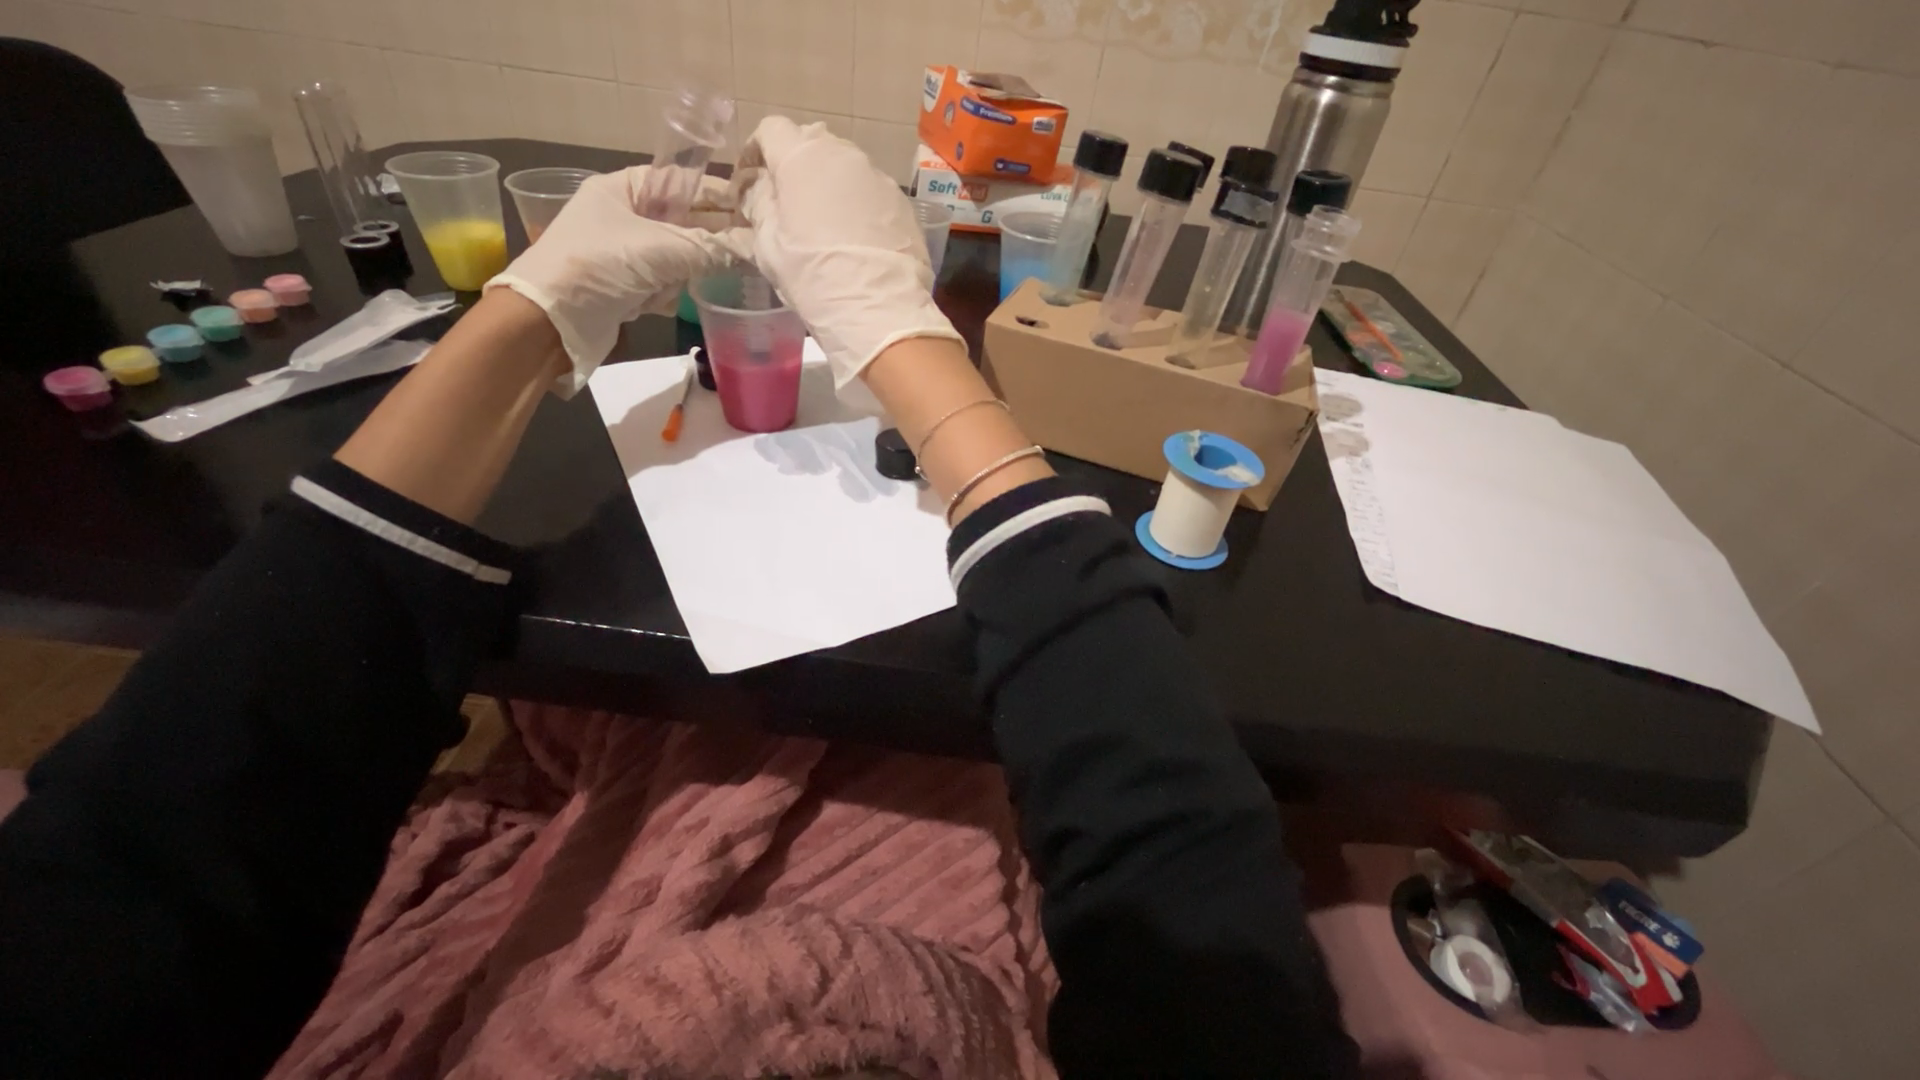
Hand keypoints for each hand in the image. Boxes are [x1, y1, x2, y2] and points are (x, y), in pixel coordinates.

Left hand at [486, 166, 747, 398]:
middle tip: (749, 246)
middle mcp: (623, 216)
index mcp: (622, 189)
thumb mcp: (659, 249)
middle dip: (709, 237)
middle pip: (682, 220)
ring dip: (688, 270)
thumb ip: (710, 248)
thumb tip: (754, 248)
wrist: (548, 321)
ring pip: (678, 255)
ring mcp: (624, 254)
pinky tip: (670, 301)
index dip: (716, 193)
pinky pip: (664, 283)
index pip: (680, 181)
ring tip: (706, 278)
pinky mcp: (626, 287)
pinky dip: (671, 292)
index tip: (752, 208)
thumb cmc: (597, 266)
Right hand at [732, 116, 962, 388]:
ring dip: (828, 185)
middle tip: (786, 202)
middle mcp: (843, 154)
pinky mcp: (902, 202)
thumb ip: (759, 207)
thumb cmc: (813, 276)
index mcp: (802, 156)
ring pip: (844, 167)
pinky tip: (854, 238)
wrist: (878, 309)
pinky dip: (857, 204)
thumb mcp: (769, 245)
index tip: (751, 180)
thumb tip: (756, 190)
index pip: (772, 130)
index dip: (756, 151)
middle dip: (794, 165)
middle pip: (811, 143)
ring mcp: (878, 177)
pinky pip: (871, 192)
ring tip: (822, 223)